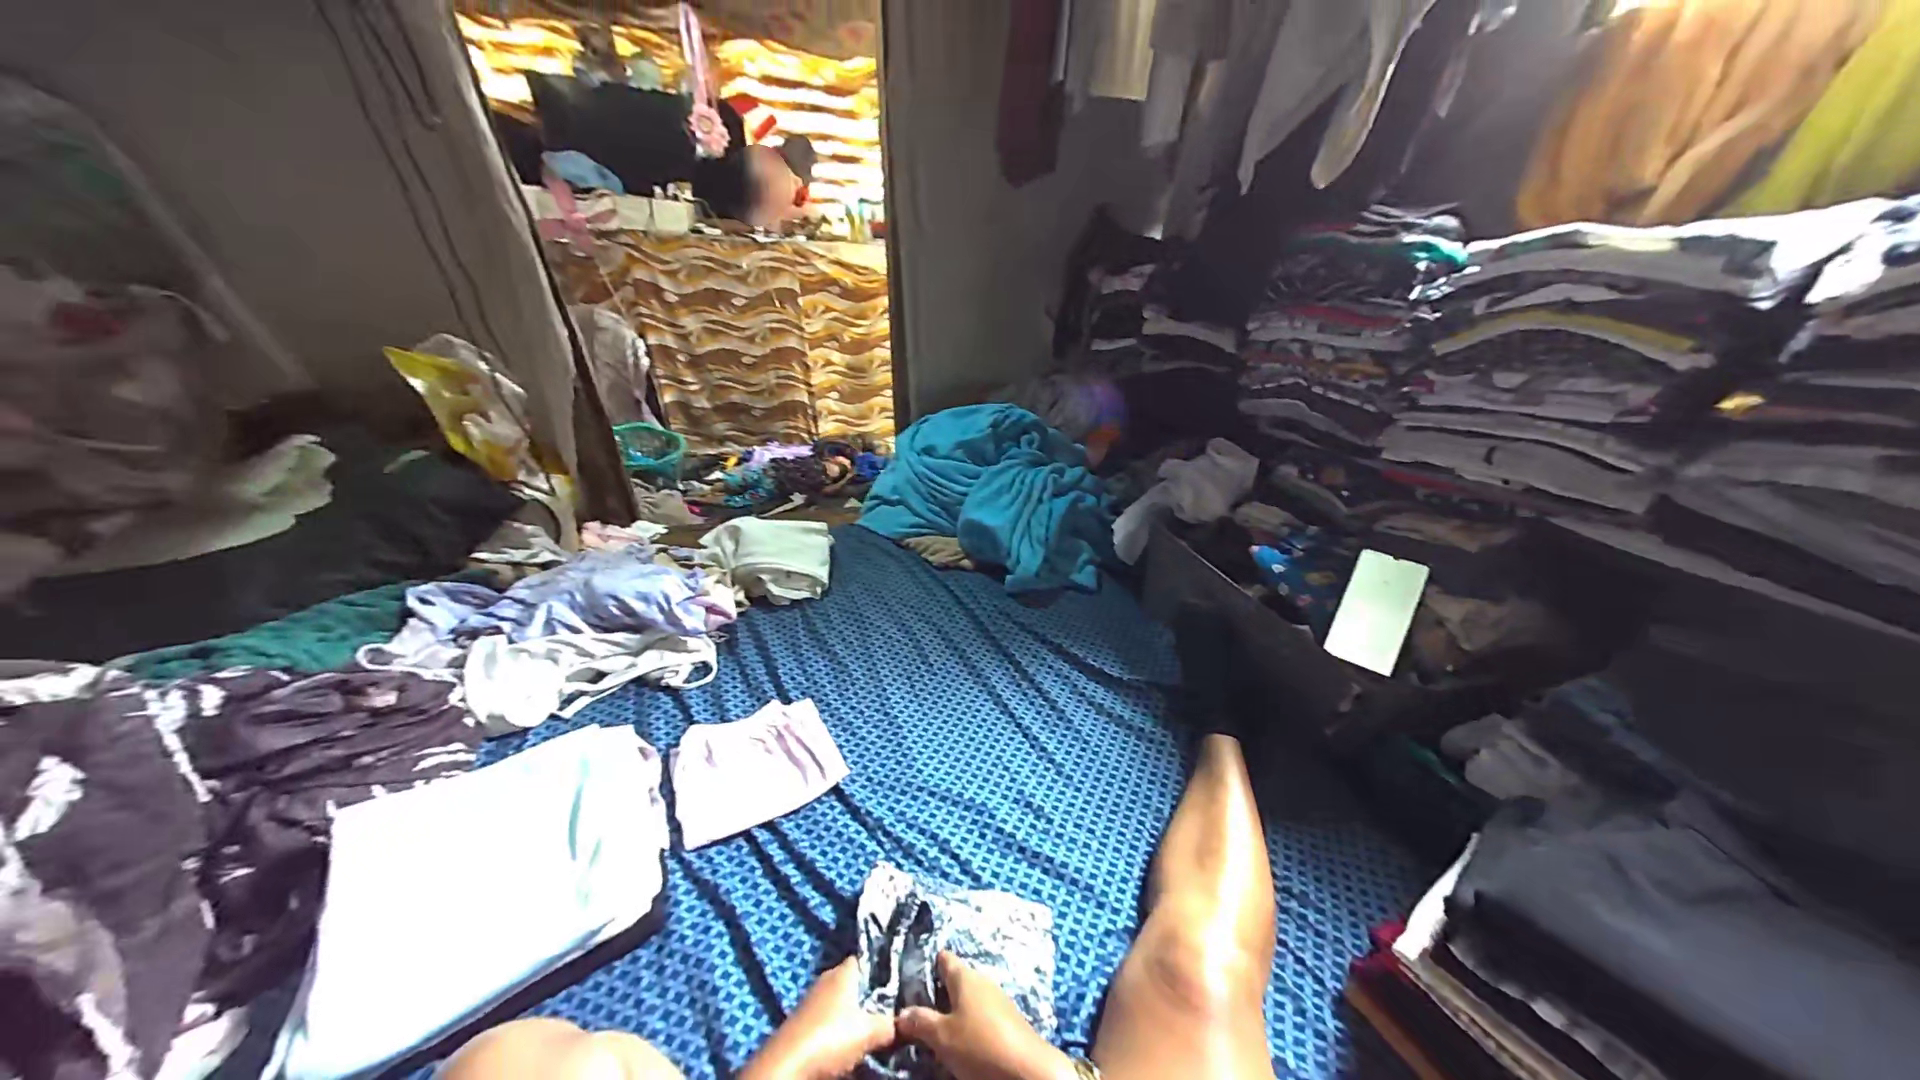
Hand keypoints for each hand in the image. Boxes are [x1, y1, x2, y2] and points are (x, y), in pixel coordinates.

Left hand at [741, 956, 894, 1079]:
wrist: (786, 1068)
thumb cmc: (830, 1037)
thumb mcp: (869, 1032)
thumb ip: (891, 1024)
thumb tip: (910, 1022)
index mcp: (843, 971)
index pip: (867, 958)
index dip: (884, 967)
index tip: (903, 978)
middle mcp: (828, 978)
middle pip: (856, 981)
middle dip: (872, 994)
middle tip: (896, 1006)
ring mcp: (813, 1000)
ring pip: (843, 1002)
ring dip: (856, 1013)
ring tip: (879, 1025)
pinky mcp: (805, 1022)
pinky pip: (831, 1018)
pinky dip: (842, 1027)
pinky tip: (854, 1039)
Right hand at [897, 953, 1075, 1079]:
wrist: (1028, 1070)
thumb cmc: (979, 1045)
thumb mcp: (942, 1037)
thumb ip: (920, 1022)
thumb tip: (901, 1013)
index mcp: (965, 976)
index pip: (944, 959)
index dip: (930, 965)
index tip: (916, 975)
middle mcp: (982, 980)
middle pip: (957, 980)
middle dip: (941, 992)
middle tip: (922, 1010)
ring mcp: (998, 999)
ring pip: (971, 998)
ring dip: (957, 1010)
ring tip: (940, 1028)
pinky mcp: (1009, 1020)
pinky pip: (983, 1014)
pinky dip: (972, 1022)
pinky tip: (965, 1039)